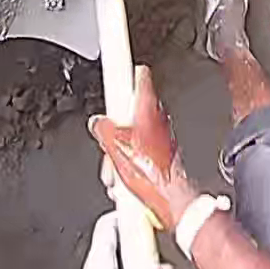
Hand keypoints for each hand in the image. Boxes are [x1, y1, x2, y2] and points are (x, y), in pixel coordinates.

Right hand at [89, 66, 200, 229]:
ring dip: (123, 143)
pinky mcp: (163, 149)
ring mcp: (162, 132)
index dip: (126, 71)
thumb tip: (97, 122)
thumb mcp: (116, 148)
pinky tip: (126, 171)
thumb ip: (103, 129)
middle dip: (117, 123)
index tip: (118, 68)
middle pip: (132, 106)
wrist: (172, 200)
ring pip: (136, 128)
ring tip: (117, 161)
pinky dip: (132, 154)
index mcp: (147, 106)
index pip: (140, 74)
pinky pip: (143, 144)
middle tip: (109, 136)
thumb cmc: (152, 173)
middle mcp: (158, 115)